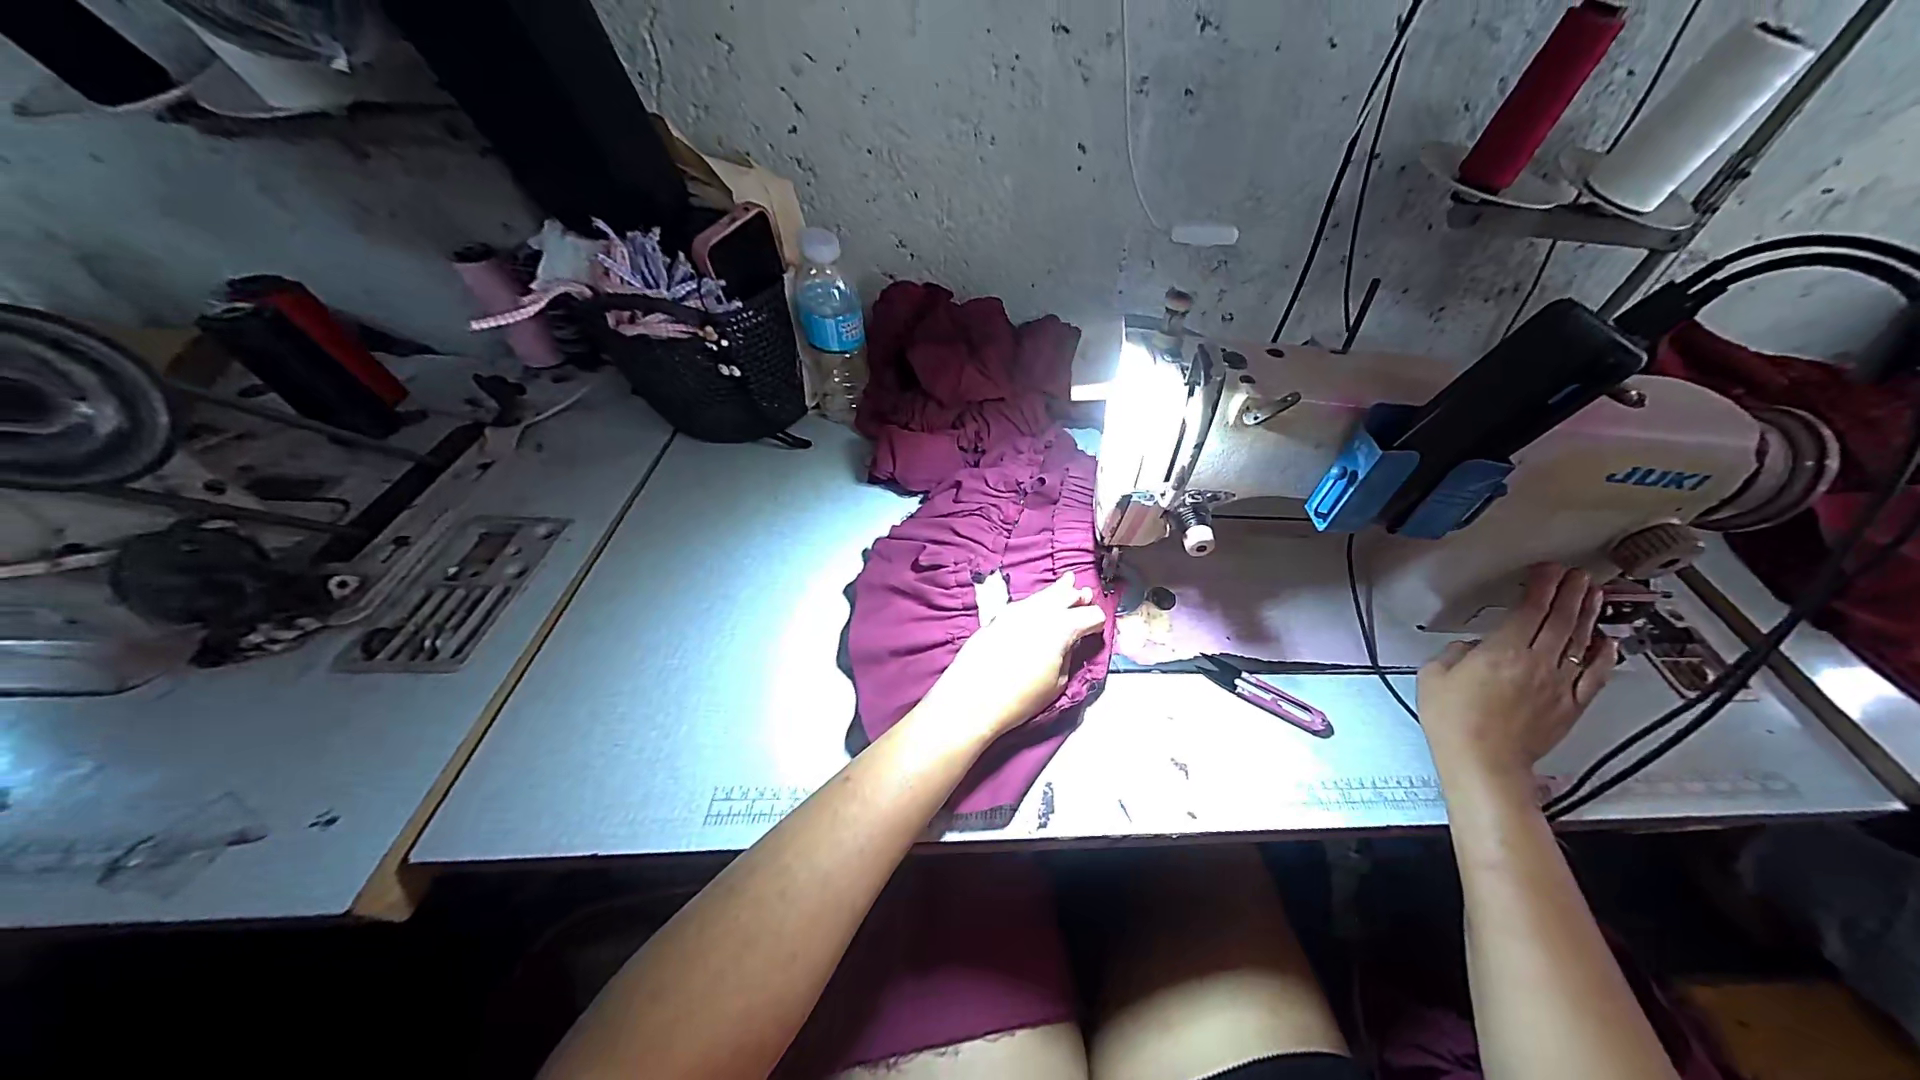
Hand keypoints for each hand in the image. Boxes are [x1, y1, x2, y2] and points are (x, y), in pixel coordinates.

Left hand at [917, 574, 1106, 740]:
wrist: (972, 698)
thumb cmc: (1020, 697)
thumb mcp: (1058, 682)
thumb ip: (1069, 656)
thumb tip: (1070, 643)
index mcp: (1062, 627)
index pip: (1090, 614)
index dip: (1097, 622)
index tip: (1097, 628)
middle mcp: (1041, 611)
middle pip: (1066, 595)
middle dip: (1078, 597)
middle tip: (1085, 595)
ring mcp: (1017, 611)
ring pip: (1044, 595)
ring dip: (1058, 592)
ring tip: (1068, 583)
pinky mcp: (999, 616)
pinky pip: (1026, 602)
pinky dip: (1037, 601)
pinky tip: (1039, 604)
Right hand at [1417, 564, 1617, 794]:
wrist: (1482, 761)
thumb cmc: (1453, 720)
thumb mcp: (1434, 676)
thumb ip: (1456, 653)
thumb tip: (1473, 648)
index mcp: (1502, 651)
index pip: (1530, 610)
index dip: (1542, 587)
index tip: (1548, 571)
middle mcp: (1537, 663)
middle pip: (1562, 620)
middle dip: (1571, 593)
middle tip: (1579, 575)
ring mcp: (1559, 684)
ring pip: (1582, 642)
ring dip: (1589, 615)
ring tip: (1595, 595)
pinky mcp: (1570, 705)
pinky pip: (1596, 675)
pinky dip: (1605, 655)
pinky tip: (1607, 641)